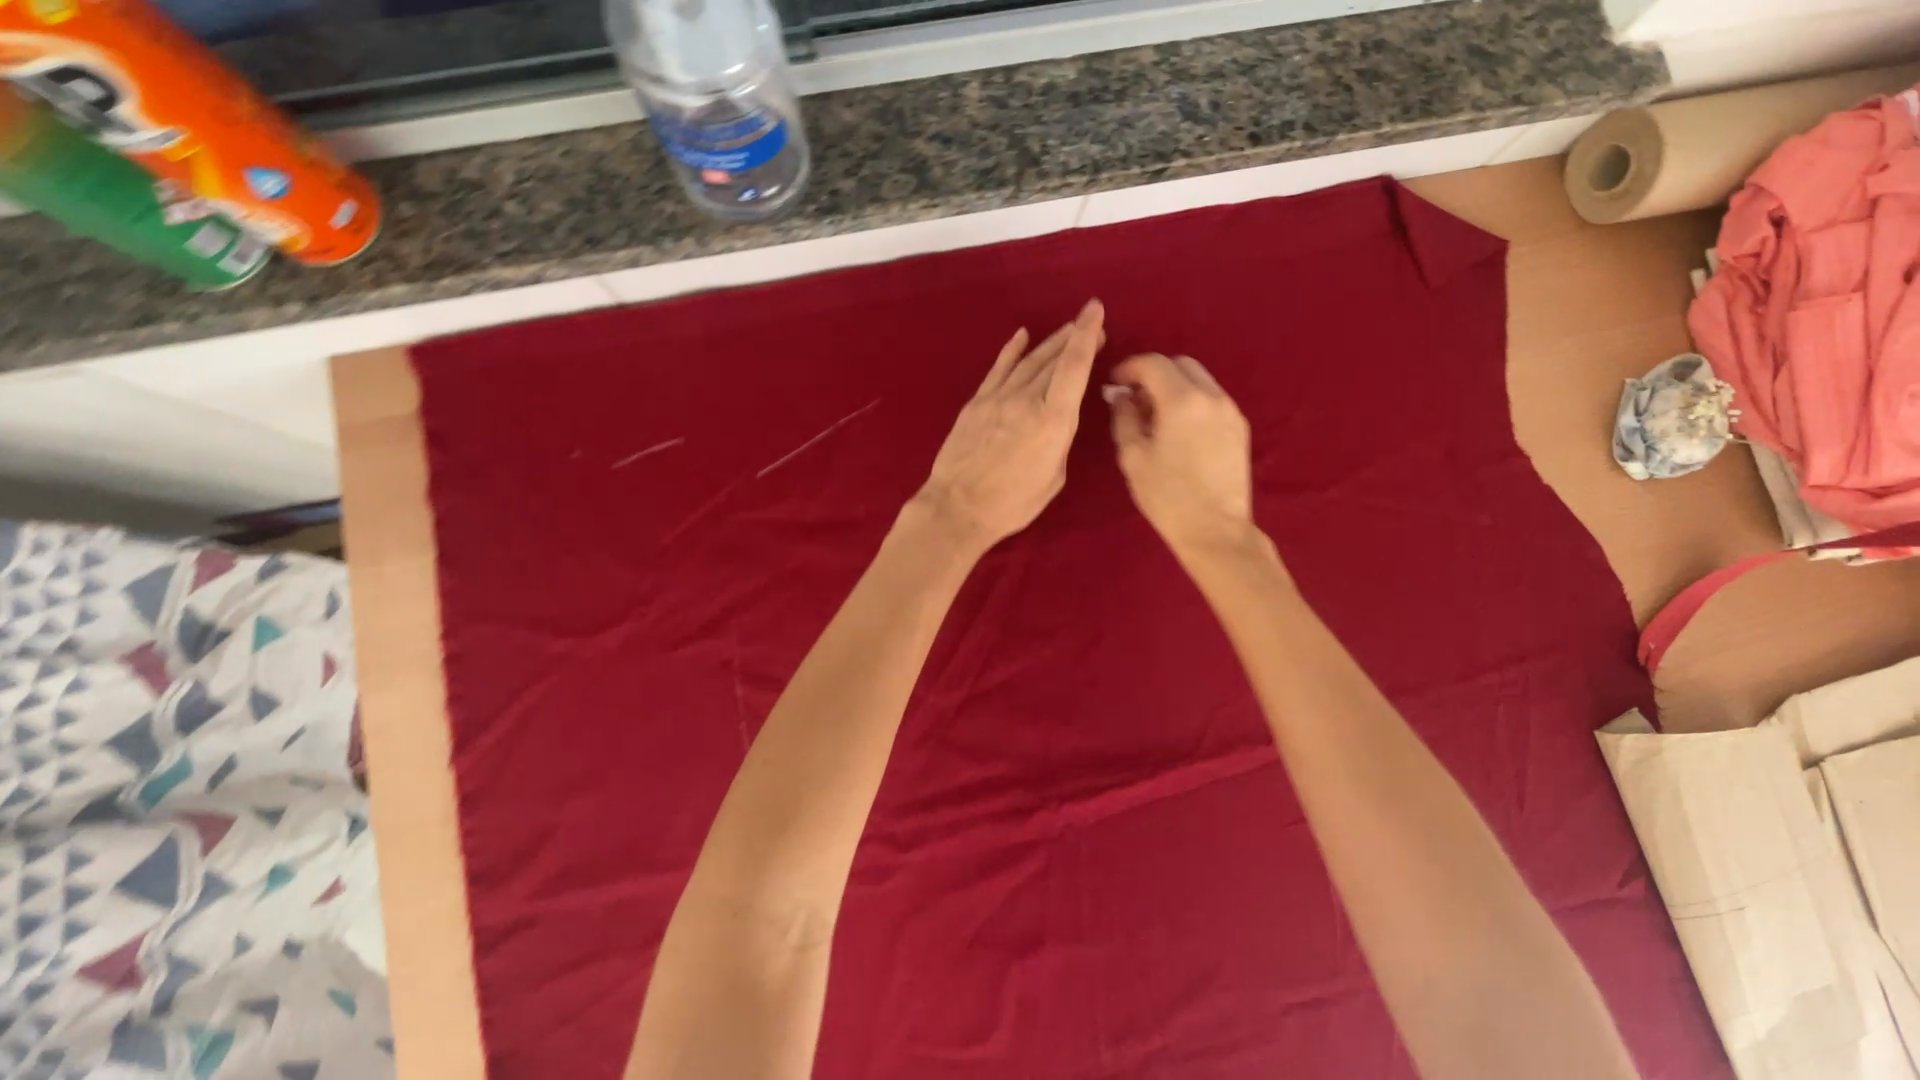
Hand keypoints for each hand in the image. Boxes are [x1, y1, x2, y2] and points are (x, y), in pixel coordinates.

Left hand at [912, 299, 1106, 552]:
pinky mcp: (977, 403)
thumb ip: (1059, 439)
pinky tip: (1022, 335)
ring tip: (1067, 328)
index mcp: (1054, 420)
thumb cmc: (1013, 503)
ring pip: (1029, 360)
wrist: (958, 507)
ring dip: (1050, 342)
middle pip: (1054, 359)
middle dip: (1075, 338)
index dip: (1088, 334)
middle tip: (1090, 324)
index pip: (1075, 366)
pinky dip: (1012, 350)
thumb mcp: (1053, 476)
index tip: (1096, 311)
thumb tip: (1058, 419)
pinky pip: (999, 368)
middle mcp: (1027, 399)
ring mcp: (998, 397)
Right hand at [1107, 353, 1255, 553]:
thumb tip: (1121, 396)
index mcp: (1182, 400)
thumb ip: (1124, 418)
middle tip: (1135, 399)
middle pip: (1181, 364)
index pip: (1153, 364)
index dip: (1129, 368)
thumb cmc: (1167, 497)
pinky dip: (1192, 402)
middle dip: (1155, 374)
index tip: (1114, 385)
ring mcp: (1231, 410)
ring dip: (1175, 387)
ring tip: (1156, 416)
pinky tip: (1179, 430)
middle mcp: (1211, 396)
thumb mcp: (1133, 457)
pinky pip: (1212, 400)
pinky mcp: (1240, 428)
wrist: (1215, 530)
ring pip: (1200, 380)